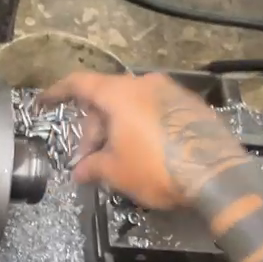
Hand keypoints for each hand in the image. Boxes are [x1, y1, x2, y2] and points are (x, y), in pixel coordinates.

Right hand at [39, 72, 247, 209]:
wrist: (218, 177)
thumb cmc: (158, 169)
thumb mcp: (116, 172)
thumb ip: (92, 167)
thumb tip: (79, 172)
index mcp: (120, 93)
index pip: (79, 84)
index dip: (57, 93)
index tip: (44, 102)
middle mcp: (146, 84)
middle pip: (107, 99)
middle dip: (94, 129)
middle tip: (90, 158)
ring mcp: (173, 93)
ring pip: (132, 105)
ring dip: (118, 129)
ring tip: (117, 160)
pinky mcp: (193, 107)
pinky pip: (156, 112)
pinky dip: (142, 128)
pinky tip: (144, 154)